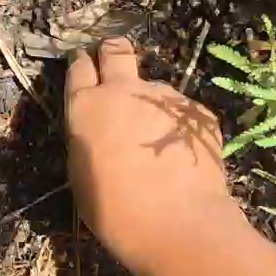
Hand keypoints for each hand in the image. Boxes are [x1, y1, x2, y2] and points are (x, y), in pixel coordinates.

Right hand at [65, 37, 239, 275]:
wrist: (178, 225)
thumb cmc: (115, 210)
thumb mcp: (82, 174)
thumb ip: (88, 139)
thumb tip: (101, 129)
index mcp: (86, 106)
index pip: (79, 67)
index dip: (81, 65)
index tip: (84, 66)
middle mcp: (123, 91)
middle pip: (115, 51)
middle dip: (112, 51)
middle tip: (113, 62)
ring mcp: (163, 96)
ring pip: (153, 87)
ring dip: (150, 102)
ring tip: (157, 141)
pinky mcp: (197, 110)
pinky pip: (181, 111)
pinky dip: (178, 126)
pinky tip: (182, 156)